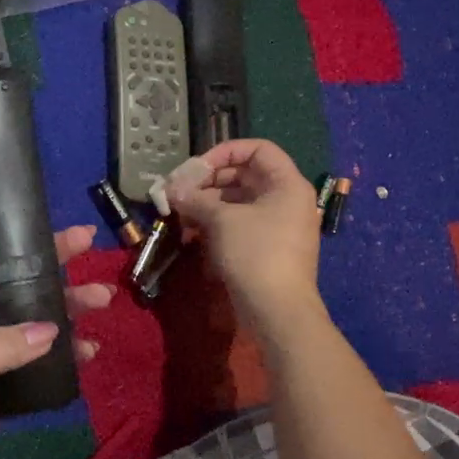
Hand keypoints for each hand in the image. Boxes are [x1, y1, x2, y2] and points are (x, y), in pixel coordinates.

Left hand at [0, 226, 112, 458]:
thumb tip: (50, 328)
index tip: (28, 217)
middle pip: (4, 285)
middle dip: (44, 265)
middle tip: (86, 246)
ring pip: (25, 324)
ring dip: (61, 310)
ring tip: (102, 300)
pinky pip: (32, 366)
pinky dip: (59, 356)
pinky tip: (89, 352)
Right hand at [164, 139, 323, 327]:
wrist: (276, 310)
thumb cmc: (255, 253)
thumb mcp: (221, 219)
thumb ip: (195, 198)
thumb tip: (171, 189)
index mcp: (287, 184)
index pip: (257, 149)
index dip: (224, 152)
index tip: (195, 168)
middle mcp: (286, 200)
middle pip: (244, 175)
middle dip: (207, 181)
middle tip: (178, 191)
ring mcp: (276, 225)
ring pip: (237, 201)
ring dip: (206, 203)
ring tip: (179, 213)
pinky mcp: (265, 247)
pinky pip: (238, 223)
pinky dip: (215, 223)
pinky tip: (191, 232)